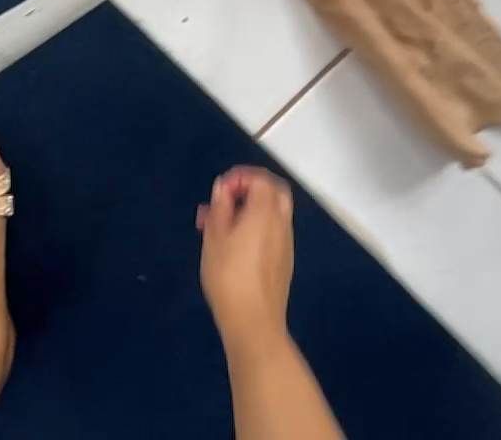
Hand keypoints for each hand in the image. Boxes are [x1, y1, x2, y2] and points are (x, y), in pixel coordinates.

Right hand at [197, 166, 294, 345]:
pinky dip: (258, 225)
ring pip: (274, 213)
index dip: (240, 177)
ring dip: (252, 209)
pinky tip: (235, 244)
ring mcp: (286, 244)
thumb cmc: (229, 275)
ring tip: (222, 224)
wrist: (254, 322)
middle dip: (251, 188)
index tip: (221, 190)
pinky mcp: (284, 262)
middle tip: (227, 200)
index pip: (261, 179)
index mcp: (265, 212)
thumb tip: (223, 188)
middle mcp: (281, 223)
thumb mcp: (214, 237)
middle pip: (274, 192)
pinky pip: (273, 231)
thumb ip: (220, 207)